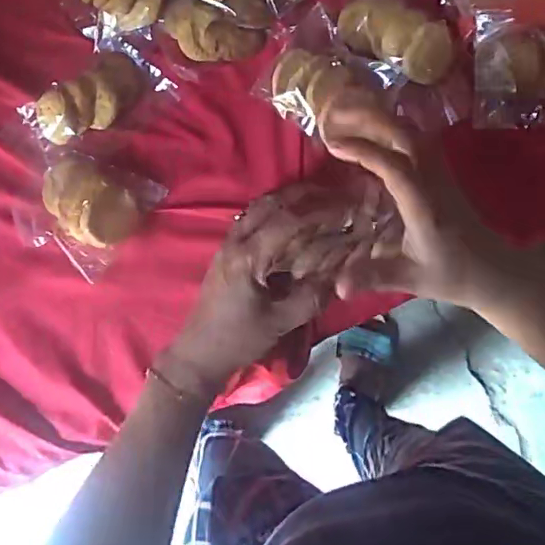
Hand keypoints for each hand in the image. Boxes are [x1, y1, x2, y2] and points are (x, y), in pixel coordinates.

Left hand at [158, 196, 345, 397]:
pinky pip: (252, 217)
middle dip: (303, 194)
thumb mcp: (281, 322)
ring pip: (258, 206)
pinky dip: (274, 209)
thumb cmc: (239, 340)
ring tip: (316, 197)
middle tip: (333, 192)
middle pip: (270, 203)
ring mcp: (228, 242)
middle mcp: (235, 241)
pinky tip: (293, 215)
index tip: (345, 208)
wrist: (199, 353)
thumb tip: (343, 272)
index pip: (288, 222)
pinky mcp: (227, 249)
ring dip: (287, 198)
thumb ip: (313, 295)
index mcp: (248, 257)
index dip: (319, 212)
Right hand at [320, 106, 516, 310]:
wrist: (495, 270)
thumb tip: (336, 286)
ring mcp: (442, 173)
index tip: (333, 144)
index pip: (396, 168)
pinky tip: (376, 127)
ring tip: (350, 114)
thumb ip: (373, 277)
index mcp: (425, 207)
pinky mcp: (443, 172)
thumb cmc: (453, 275)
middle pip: (407, 137)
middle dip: (371, 120)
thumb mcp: (411, 279)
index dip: (365, 151)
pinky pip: (418, 139)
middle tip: (335, 115)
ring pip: (414, 133)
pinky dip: (394, 127)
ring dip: (382, 120)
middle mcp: (435, 182)